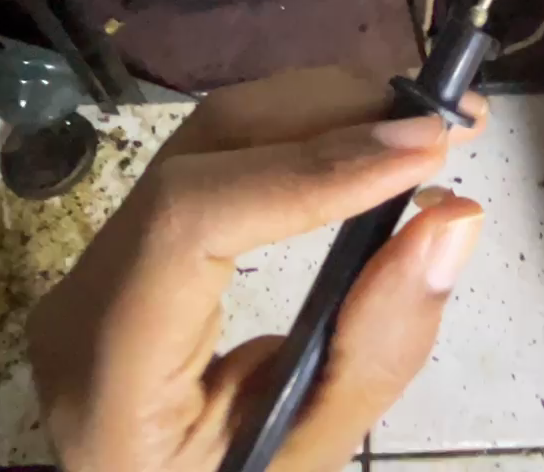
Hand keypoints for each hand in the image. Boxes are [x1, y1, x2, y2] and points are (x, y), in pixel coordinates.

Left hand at [29, 66, 486, 471]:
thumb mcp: (305, 456)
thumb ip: (376, 349)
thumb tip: (451, 215)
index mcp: (105, 367)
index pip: (192, 220)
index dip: (311, 169)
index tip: (424, 150)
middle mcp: (92, 279)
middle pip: (208, 146)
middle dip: (337, 114)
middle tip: (447, 118)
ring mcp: (111, 241)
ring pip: (220, 129)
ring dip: (329, 106)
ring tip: (422, 121)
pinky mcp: (145, 222)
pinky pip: (227, 148)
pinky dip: (309, 125)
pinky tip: (366, 133)